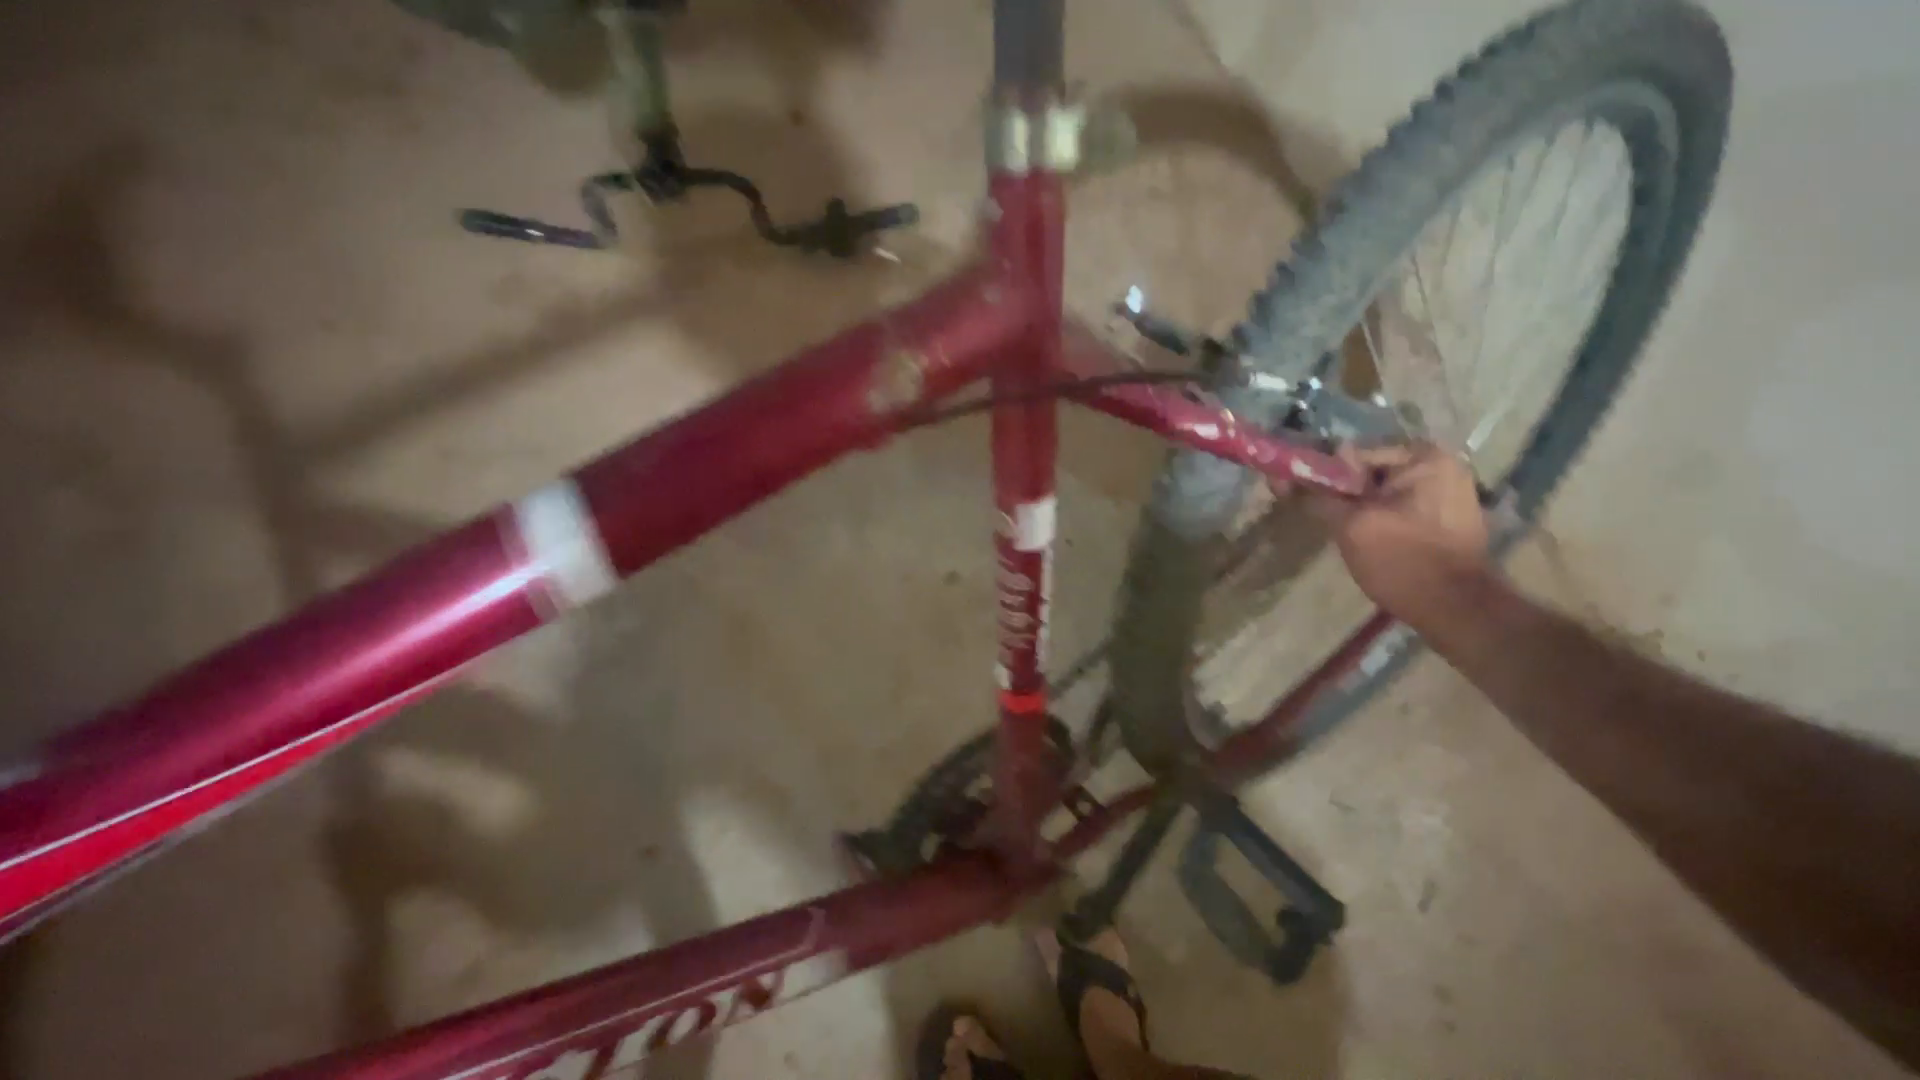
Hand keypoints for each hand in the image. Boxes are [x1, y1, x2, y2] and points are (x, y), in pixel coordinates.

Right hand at [1307, 443, 1491, 627]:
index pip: (1354, 454)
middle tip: (1323, 519)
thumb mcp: (1351, 526)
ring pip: (1385, 493)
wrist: (1457, 610)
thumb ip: (1319, 495)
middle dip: (1344, 493)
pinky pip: (1403, 509)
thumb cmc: (1402, 561)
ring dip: (1361, 509)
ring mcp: (1451, 493)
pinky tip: (1371, 544)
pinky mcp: (1450, 519)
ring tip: (1345, 535)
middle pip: (1371, 472)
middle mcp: (1442, 466)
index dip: (1321, 473)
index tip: (1294, 492)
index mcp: (1423, 456)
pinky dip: (1382, 521)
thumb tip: (1285, 476)